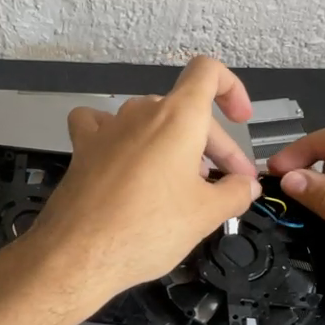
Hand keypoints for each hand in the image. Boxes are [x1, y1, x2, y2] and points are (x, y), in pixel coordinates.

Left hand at [21, 57, 261, 312]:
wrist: (79, 252)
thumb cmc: (147, 228)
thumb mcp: (206, 215)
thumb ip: (235, 193)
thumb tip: (245, 185)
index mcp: (177, 117)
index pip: (207, 72)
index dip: (231, 89)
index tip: (241, 119)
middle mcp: (140, 112)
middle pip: (185, 111)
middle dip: (213, 145)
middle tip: (227, 185)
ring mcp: (108, 128)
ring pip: (150, 121)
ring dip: (172, 146)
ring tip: (181, 184)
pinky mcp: (82, 147)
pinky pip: (102, 125)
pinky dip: (119, 136)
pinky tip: (125, 157)